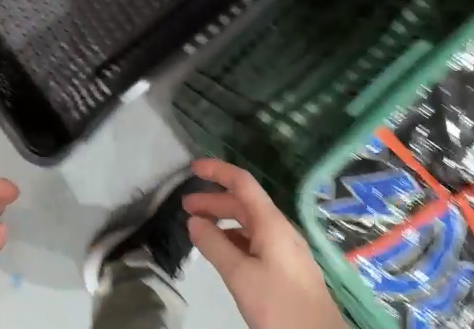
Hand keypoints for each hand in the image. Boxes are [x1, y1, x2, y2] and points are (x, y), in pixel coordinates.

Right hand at [183, 159, 342, 328]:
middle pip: (244, 203)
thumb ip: (215, 245)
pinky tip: (223, 253)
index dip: (217, 171)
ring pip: (250, 224)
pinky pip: (257, 242)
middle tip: (185, 208)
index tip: (192, 168)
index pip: (242, 182)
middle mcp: (280, 229)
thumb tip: (193, 221)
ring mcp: (286, 250)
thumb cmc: (280, 305)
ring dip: (223, 221)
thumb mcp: (240, 276)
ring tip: (200, 230)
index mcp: (271, 223)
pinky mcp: (288, 269)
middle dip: (214, 200)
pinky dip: (235, 239)